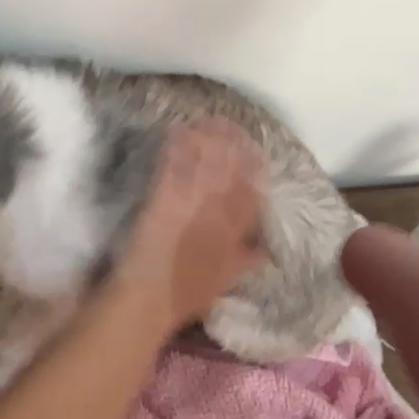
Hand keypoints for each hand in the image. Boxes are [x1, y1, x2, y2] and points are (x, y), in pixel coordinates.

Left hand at [113, 119, 267, 331]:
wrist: (150, 298)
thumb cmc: (188, 292)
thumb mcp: (227, 278)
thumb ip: (248, 258)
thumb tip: (268, 248)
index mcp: (235, 231)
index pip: (252, 192)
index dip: (255, 168)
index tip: (256, 150)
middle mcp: (218, 212)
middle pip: (231, 169)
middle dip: (233, 145)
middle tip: (233, 125)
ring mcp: (191, 202)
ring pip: (205, 162)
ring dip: (209, 138)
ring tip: (210, 120)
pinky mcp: (164, 197)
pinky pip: (174, 165)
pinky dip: (177, 146)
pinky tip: (177, 130)